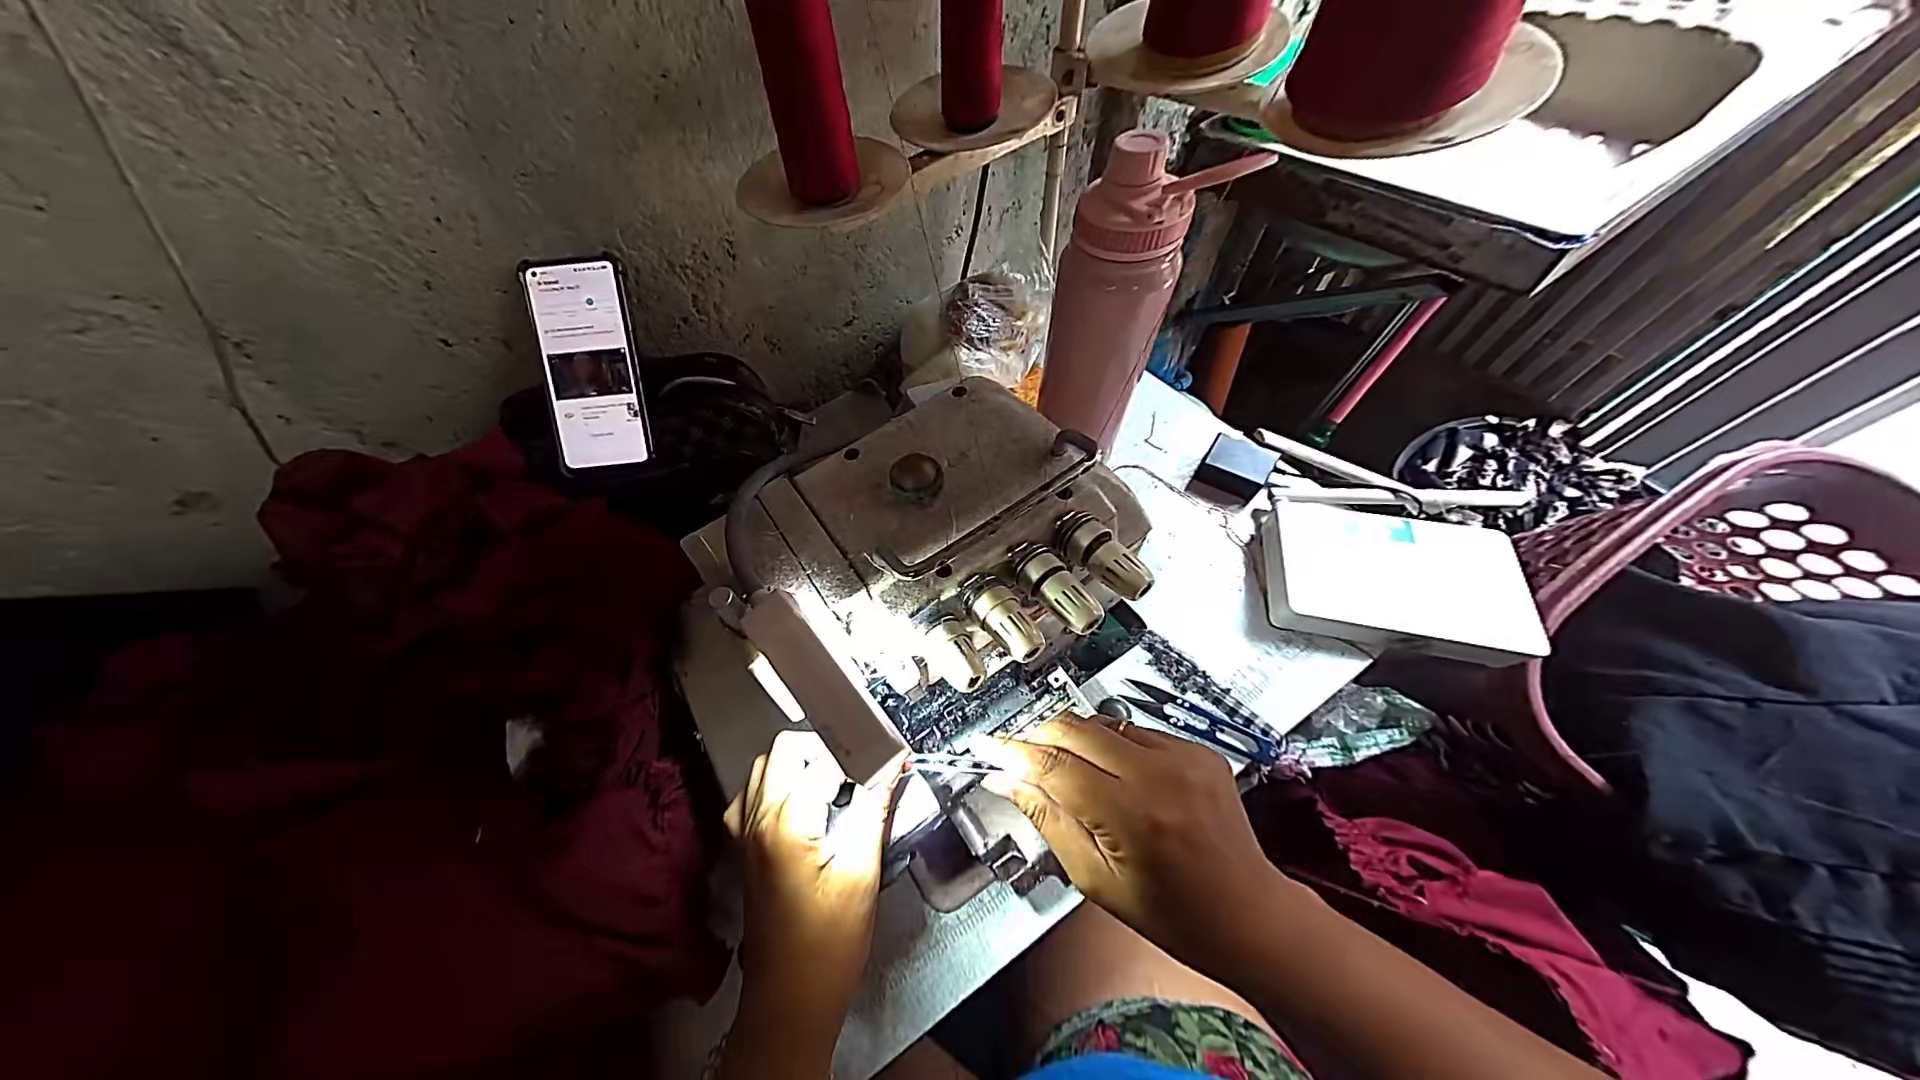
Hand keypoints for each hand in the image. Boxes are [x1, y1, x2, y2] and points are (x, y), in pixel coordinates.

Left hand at [723, 730, 895, 1025]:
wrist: (790, 999)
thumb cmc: (827, 946)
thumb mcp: (862, 872)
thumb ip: (873, 808)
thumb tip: (889, 766)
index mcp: (786, 823)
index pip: (825, 761)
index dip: (861, 757)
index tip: (887, 759)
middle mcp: (756, 820)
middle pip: (785, 749)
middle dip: (826, 749)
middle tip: (860, 769)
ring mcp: (744, 833)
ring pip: (765, 766)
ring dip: (800, 763)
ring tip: (837, 784)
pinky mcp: (743, 848)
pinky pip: (753, 794)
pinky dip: (778, 785)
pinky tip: (804, 804)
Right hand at [982, 713, 1300, 969]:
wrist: (1250, 913)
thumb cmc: (1178, 914)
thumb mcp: (1097, 880)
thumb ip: (1048, 821)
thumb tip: (1009, 783)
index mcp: (1132, 815)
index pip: (1053, 764)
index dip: (1013, 753)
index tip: (988, 747)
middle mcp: (1160, 774)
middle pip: (1075, 729)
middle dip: (1038, 736)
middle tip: (1018, 756)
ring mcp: (1183, 756)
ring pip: (1102, 724)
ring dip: (1074, 739)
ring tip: (1066, 772)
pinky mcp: (1197, 749)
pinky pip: (1134, 730)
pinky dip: (1111, 745)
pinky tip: (1110, 773)